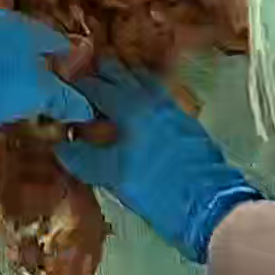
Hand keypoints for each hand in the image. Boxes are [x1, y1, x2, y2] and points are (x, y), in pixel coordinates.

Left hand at [0, 8, 92, 147]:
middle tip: (44, 74)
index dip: (63, 55)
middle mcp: (0, 18)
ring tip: (14, 78)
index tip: (71, 68)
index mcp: (26, 27)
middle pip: (25, 36)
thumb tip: (86, 108)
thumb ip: (61, 98)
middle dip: (35, 54)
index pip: (53, 39)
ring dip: (8, 57)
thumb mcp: (33, 95)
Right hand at [56, 61, 261, 262]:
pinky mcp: (184, 118)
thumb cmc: (159, 191)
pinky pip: (157, 91)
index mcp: (129, 108)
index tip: (64, 78)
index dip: (79, 83)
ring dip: (125, 75)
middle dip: (103, 69)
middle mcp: (149, 99)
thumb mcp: (117, 179)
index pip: (97, 87)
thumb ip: (87, 160)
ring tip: (111, 76)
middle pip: (121, 74)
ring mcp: (169, 106)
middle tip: (86, 68)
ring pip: (142, 79)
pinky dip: (143, 87)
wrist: (212, 206)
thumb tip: (62, 145)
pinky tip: (140, 99)